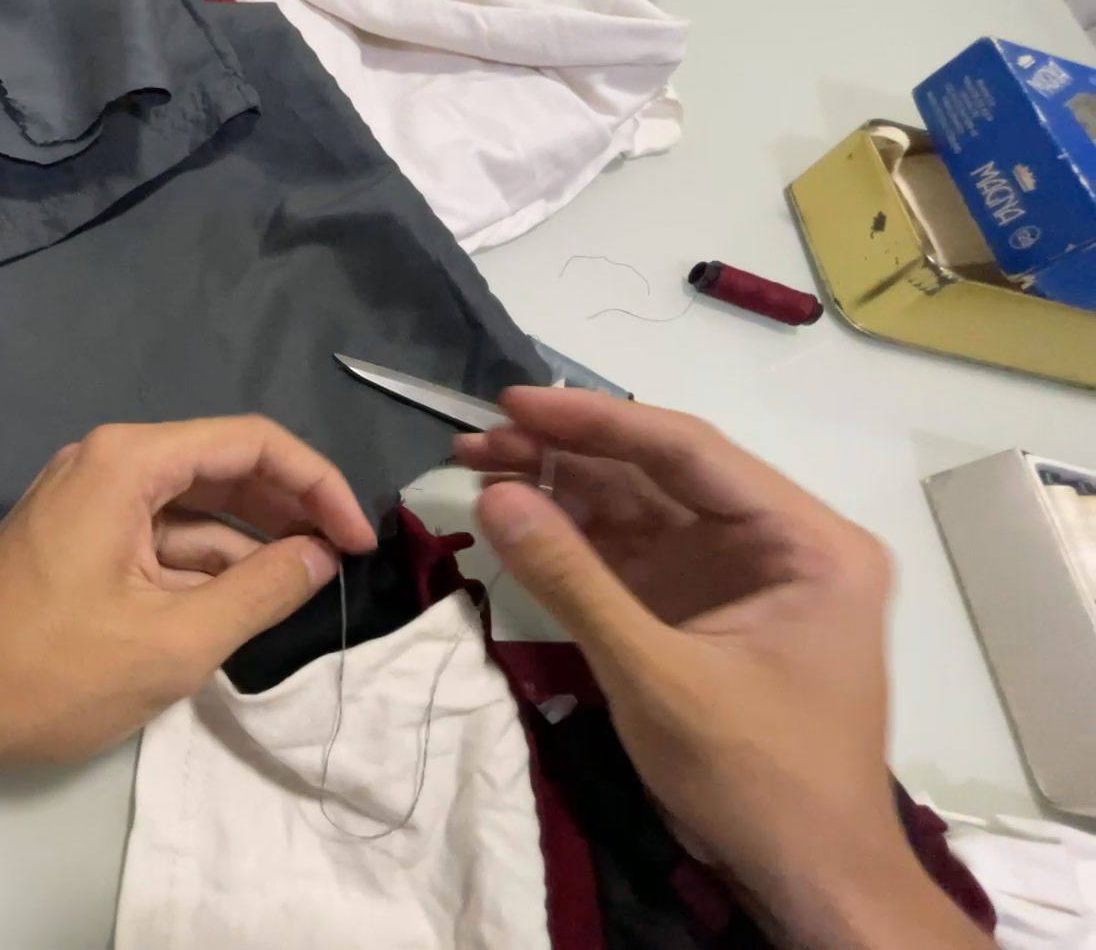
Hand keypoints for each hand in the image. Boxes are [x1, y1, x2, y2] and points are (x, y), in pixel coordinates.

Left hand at [0, 416, 378, 769]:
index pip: (251, 443)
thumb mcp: (173, 641)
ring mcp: (90, 497)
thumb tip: (320, 554)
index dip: (318, 484)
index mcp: (128, 461)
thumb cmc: (49, 675)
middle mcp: (109, 460)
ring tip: (299, 585)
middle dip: (286, 511)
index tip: (359, 540)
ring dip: (246, 542)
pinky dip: (201, 563)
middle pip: (222, 466)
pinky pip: (159, 534)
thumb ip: (260, 590)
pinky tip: (237, 599)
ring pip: (192, 505)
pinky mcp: (80, 533)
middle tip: (339, 563)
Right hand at [456, 388, 988, 947]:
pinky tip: (509, 513)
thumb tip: (491, 494)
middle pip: (649, 469)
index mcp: (802, 541)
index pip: (686, 451)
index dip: (594, 420)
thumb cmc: (752, 773)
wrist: (797, 872)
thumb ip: (570, 578)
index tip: (512, 405)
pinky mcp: (684, 595)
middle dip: (560, 451)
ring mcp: (722, 566)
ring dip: (551, 483)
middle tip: (475, 442)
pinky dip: (559, 528)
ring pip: (626, 500)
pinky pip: (615, 543)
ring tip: (476, 467)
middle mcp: (767, 538)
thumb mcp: (652, 673)